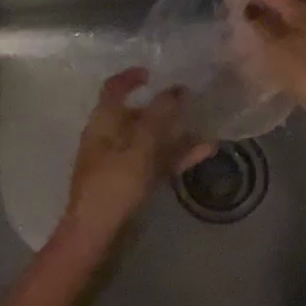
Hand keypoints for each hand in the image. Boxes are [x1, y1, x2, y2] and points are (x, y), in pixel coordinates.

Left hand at [66, 68, 214, 239]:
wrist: (97, 235)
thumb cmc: (113, 186)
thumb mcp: (138, 148)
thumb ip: (158, 118)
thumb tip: (175, 90)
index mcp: (103, 123)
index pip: (113, 89)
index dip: (131, 77)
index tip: (154, 71)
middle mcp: (111, 138)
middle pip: (138, 114)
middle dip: (164, 106)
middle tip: (193, 99)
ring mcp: (122, 162)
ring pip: (152, 139)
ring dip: (177, 131)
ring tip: (207, 123)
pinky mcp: (134, 183)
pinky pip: (159, 161)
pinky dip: (179, 154)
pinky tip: (206, 150)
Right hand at [234, 0, 305, 116]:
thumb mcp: (277, 46)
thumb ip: (260, 23)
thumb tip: (248, 6)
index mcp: (302, 9)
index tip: (225, 7)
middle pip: (278, 4)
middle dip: (254, 10)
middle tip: (230, 24)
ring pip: (284, 25)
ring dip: (263, 30)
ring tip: (241, 41)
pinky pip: (290, 43)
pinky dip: (274, 46)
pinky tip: (262, 58)